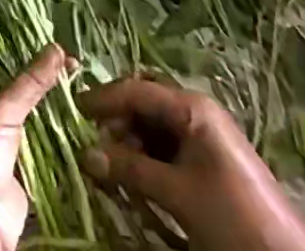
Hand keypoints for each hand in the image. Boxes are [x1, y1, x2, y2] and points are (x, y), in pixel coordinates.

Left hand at [0, 46, 69, 250]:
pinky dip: (59, 132)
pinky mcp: (20, 165)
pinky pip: (42, 141)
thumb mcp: (2, 108)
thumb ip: (30, 81)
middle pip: (18, 89)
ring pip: (32, 115)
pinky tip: (81, 117)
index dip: (26, 53)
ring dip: (54, 105)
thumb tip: (57, 47)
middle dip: (44, 79)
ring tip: (83, 84)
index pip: (0, 63)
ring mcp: (2, 140)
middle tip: (76, 64)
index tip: (56, 45)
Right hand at [78, 78, 304, 250]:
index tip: (73, 110)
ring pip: (152, 124)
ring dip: (130, 140)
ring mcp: (203, 134)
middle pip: (144, 101)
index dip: (103, 98)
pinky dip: (146, 156)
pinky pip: (166, 145)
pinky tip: (134, 176)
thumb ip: (130, 169)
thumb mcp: (176, 192)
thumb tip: (86, 154)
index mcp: (191, 107)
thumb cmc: (231, 214)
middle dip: (118, 119)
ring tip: (113, 166)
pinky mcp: (206, 158)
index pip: (136, 89)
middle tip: (97, 144)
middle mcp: (196, 111)